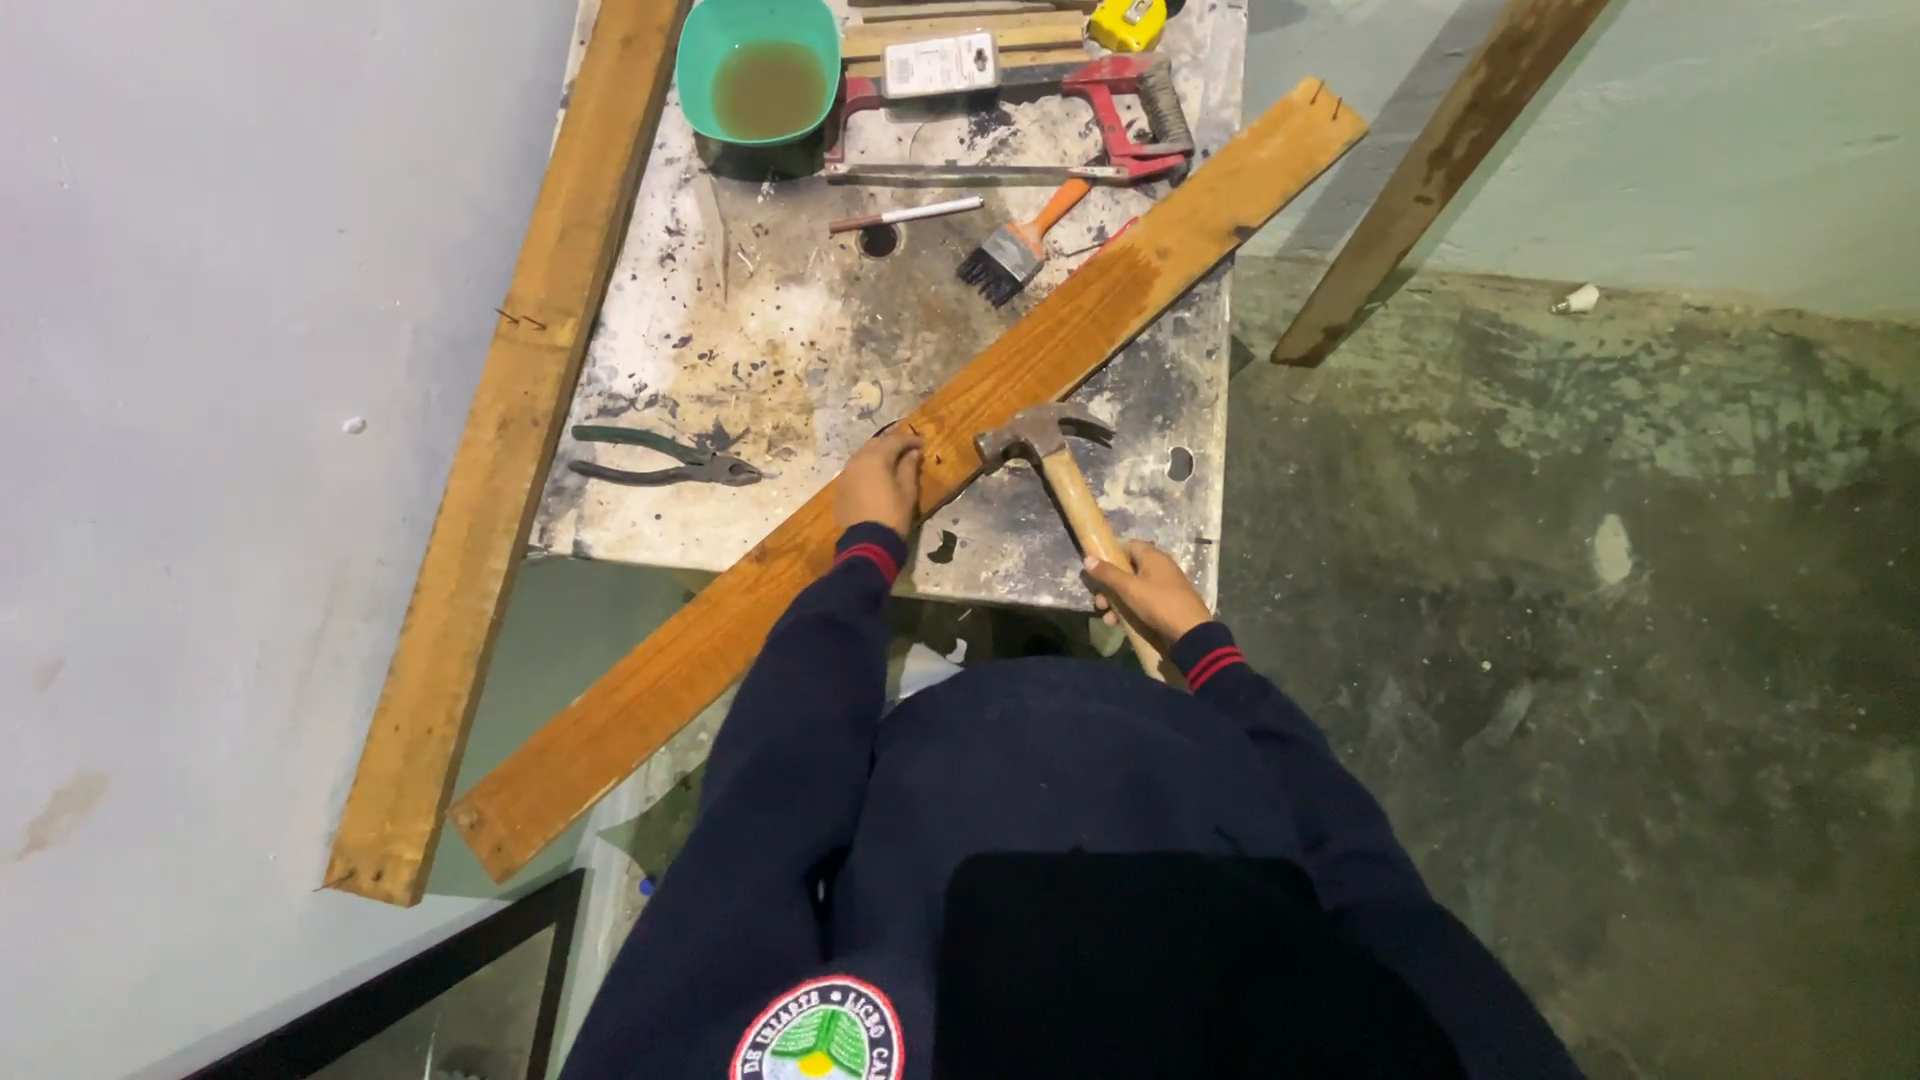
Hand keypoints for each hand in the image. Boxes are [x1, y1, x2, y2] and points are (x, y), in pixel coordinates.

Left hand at [834, 425, 923, 537]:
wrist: (867, 542)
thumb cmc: (893, 515)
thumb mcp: (908, 491)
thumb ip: (909, 467)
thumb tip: (912, 453)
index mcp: (876, 458)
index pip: (894, 440)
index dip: (910, 440)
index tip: (922, 444)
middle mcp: (857, 461)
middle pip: (875, 444)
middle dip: (891, 444)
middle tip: (906, 451)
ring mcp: (845, 474)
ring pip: (862, 456)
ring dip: (876, 455)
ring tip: (890, 463)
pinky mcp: (840, 488)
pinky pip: (854, 471)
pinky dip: (866, 469)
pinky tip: (874, 478)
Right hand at [1082, 540, 1212, 643]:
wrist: (1190, 632)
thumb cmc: (1158, 603)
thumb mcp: (1129, 588)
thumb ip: (1107, 573)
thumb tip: (1087, 559)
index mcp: (1153, 556)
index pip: (1128, 546)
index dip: (1111, 556)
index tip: (1098, 571)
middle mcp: (1159, 567)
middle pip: (1127, 570)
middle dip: (1109, 586)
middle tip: (1099, 602)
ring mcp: (1164, 585)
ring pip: (1133, 588)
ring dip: (1116, 601)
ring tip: (1107, 618)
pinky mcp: (1166, 602)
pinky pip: (1143, 600)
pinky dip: (1129, 609)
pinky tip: (1118, 624)